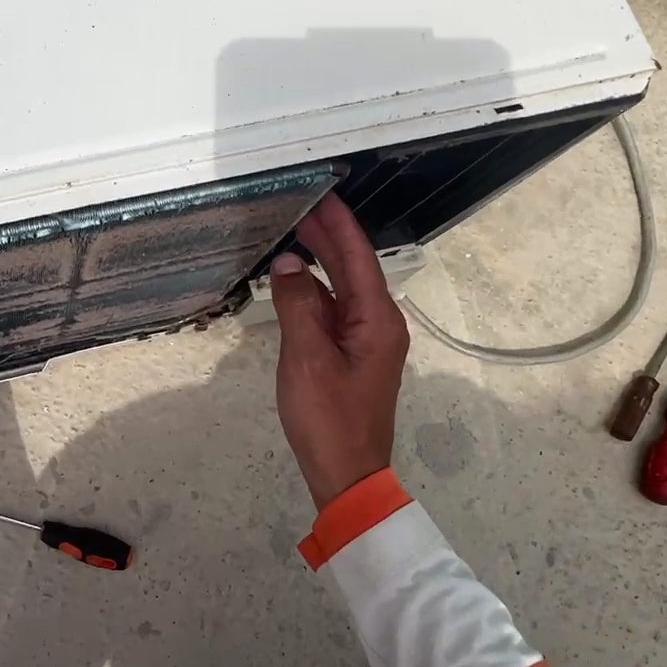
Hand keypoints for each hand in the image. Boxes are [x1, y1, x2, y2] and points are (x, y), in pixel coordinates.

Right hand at [268, 194, 411, 509]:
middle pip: (353, 269)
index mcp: (377, 320)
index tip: (322, 194)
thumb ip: (297, 306)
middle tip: (301, 206)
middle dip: (329, 237)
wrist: (345, 473)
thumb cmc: (328, 416)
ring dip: (320, 264)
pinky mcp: (351, 356)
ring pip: (342, 290)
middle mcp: (378, 324)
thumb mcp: (307, 358)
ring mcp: (366, 341)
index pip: (358, 258)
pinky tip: (294, 286)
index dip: (339, 225)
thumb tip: (288, 265)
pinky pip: (333, 313)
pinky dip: (314, 294)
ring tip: (294, 235)